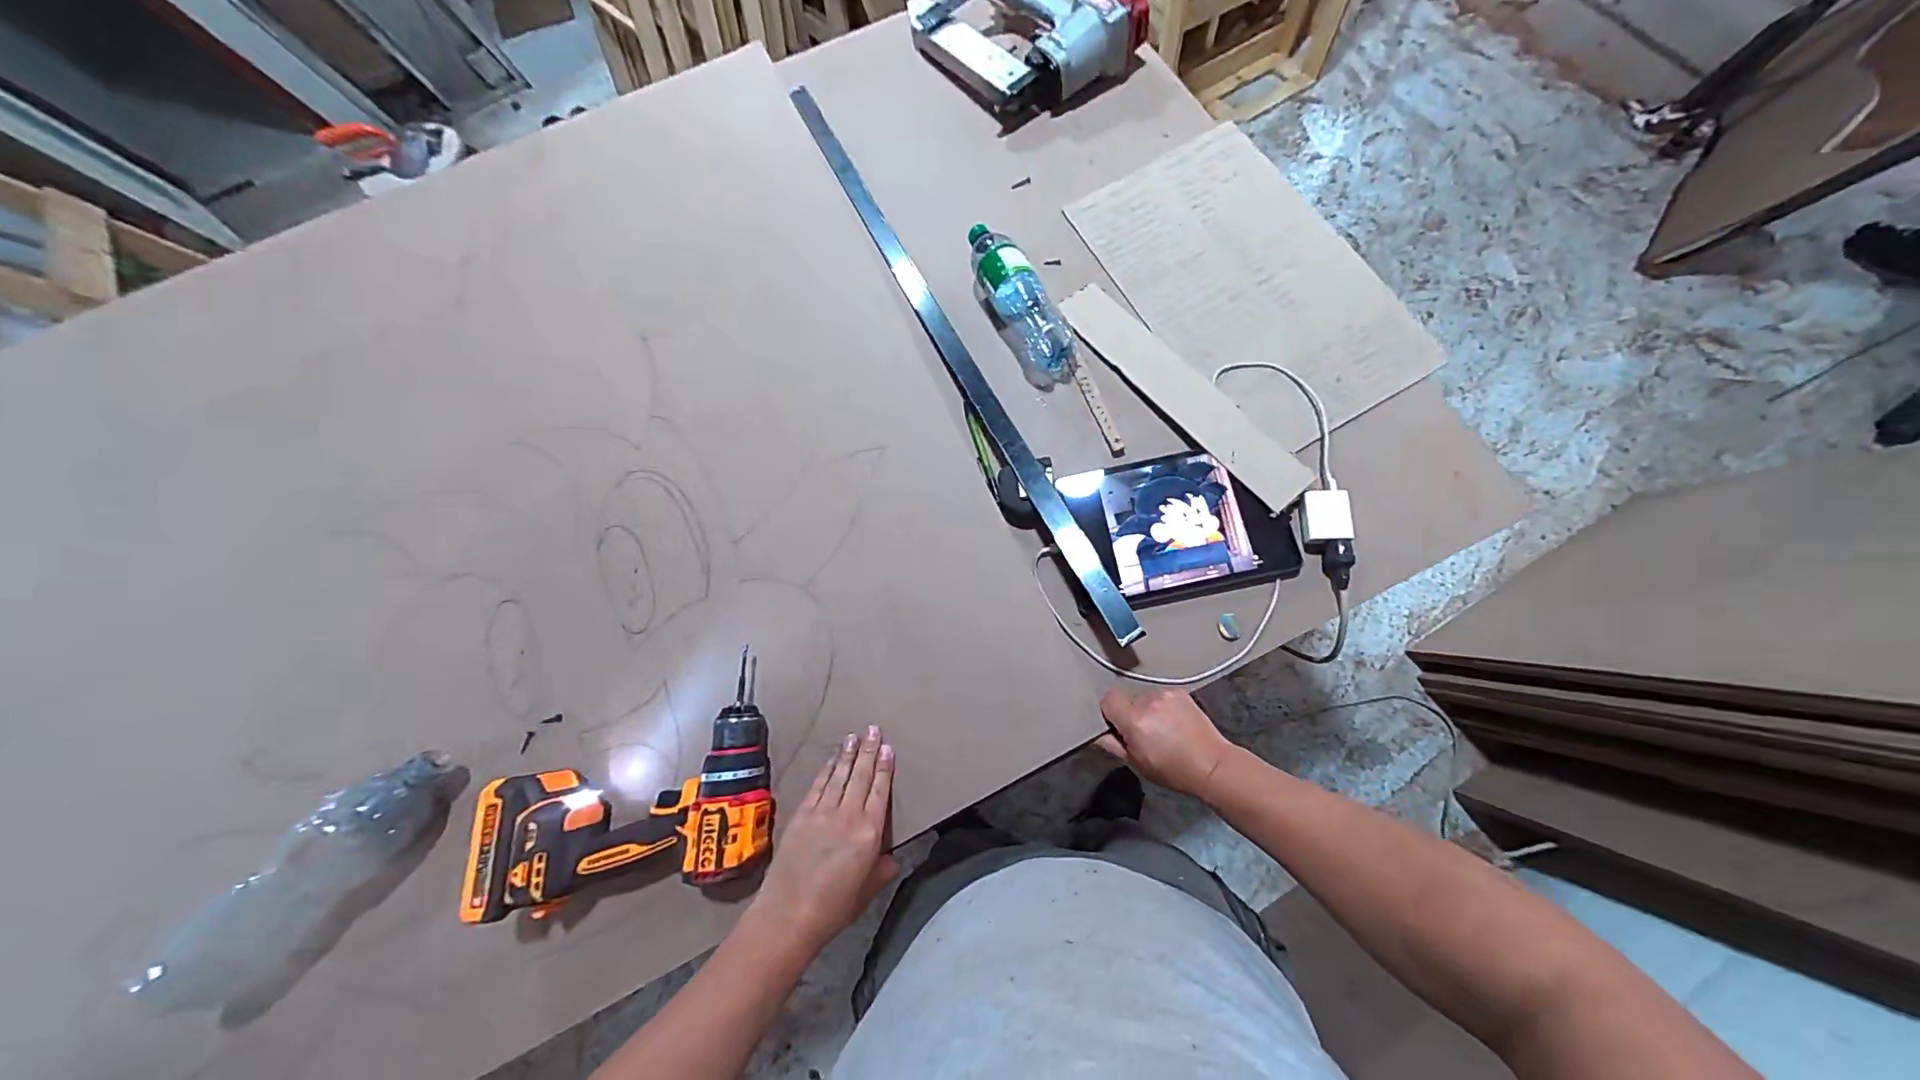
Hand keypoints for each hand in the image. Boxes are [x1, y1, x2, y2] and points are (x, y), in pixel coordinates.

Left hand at [752, 726, 897, 948]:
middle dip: (869, 750)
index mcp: (869, 833)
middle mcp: (847, 816)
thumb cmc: (833, 909)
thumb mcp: (867, 892)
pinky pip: (818, 785)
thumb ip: (881, 871)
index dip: (885, 767)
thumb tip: (891, 859)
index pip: (880, 790)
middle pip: (861, 775)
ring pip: (839, 775)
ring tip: (854, 736)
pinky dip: (826, 770)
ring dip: (848, 754)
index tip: (888, 748)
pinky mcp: (801, 816)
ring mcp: (822, 813)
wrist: (789, 915)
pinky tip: (832, 760)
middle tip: (874, 729)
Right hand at [1095, 688, 1238, 799]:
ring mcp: (1166, 694)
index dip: (1109, 711)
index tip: (1117, 725)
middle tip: (1143, 732)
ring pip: (1144, 696)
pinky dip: (1163, 705)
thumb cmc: (1173, 770)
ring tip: (1162, 727)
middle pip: (1127, 698)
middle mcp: (1148, 701)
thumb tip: (1098, 732)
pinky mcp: (1180, 692)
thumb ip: (1111, 744)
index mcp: (1134, 720)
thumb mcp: (1136, 762)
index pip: (1108, 698)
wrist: (1212, 764)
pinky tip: (1174, 721)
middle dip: (1130, 712)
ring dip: (1147, 708)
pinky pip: (1161, 695)